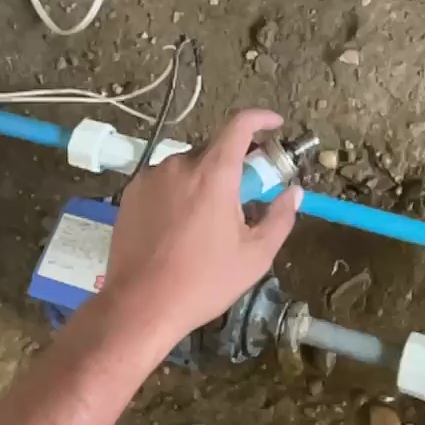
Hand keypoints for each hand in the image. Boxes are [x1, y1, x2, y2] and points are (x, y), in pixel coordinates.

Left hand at [97, 109, 301, 341]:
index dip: (261, 118)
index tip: (274, 125)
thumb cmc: (204, 281)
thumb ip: (280, 217)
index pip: (239, 125)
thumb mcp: (255, 256)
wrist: (140, 306)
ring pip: (188, 166)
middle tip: (243, 196)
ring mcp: (150, 177)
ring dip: (204, 180)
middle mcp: (179, 165)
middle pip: (214, 150)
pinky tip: (179, 225)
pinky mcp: (131, 193)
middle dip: (233, 164)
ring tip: (207, 220)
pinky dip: (179, 191)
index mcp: (213, 174)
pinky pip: (164, 180)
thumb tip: (293, 193)